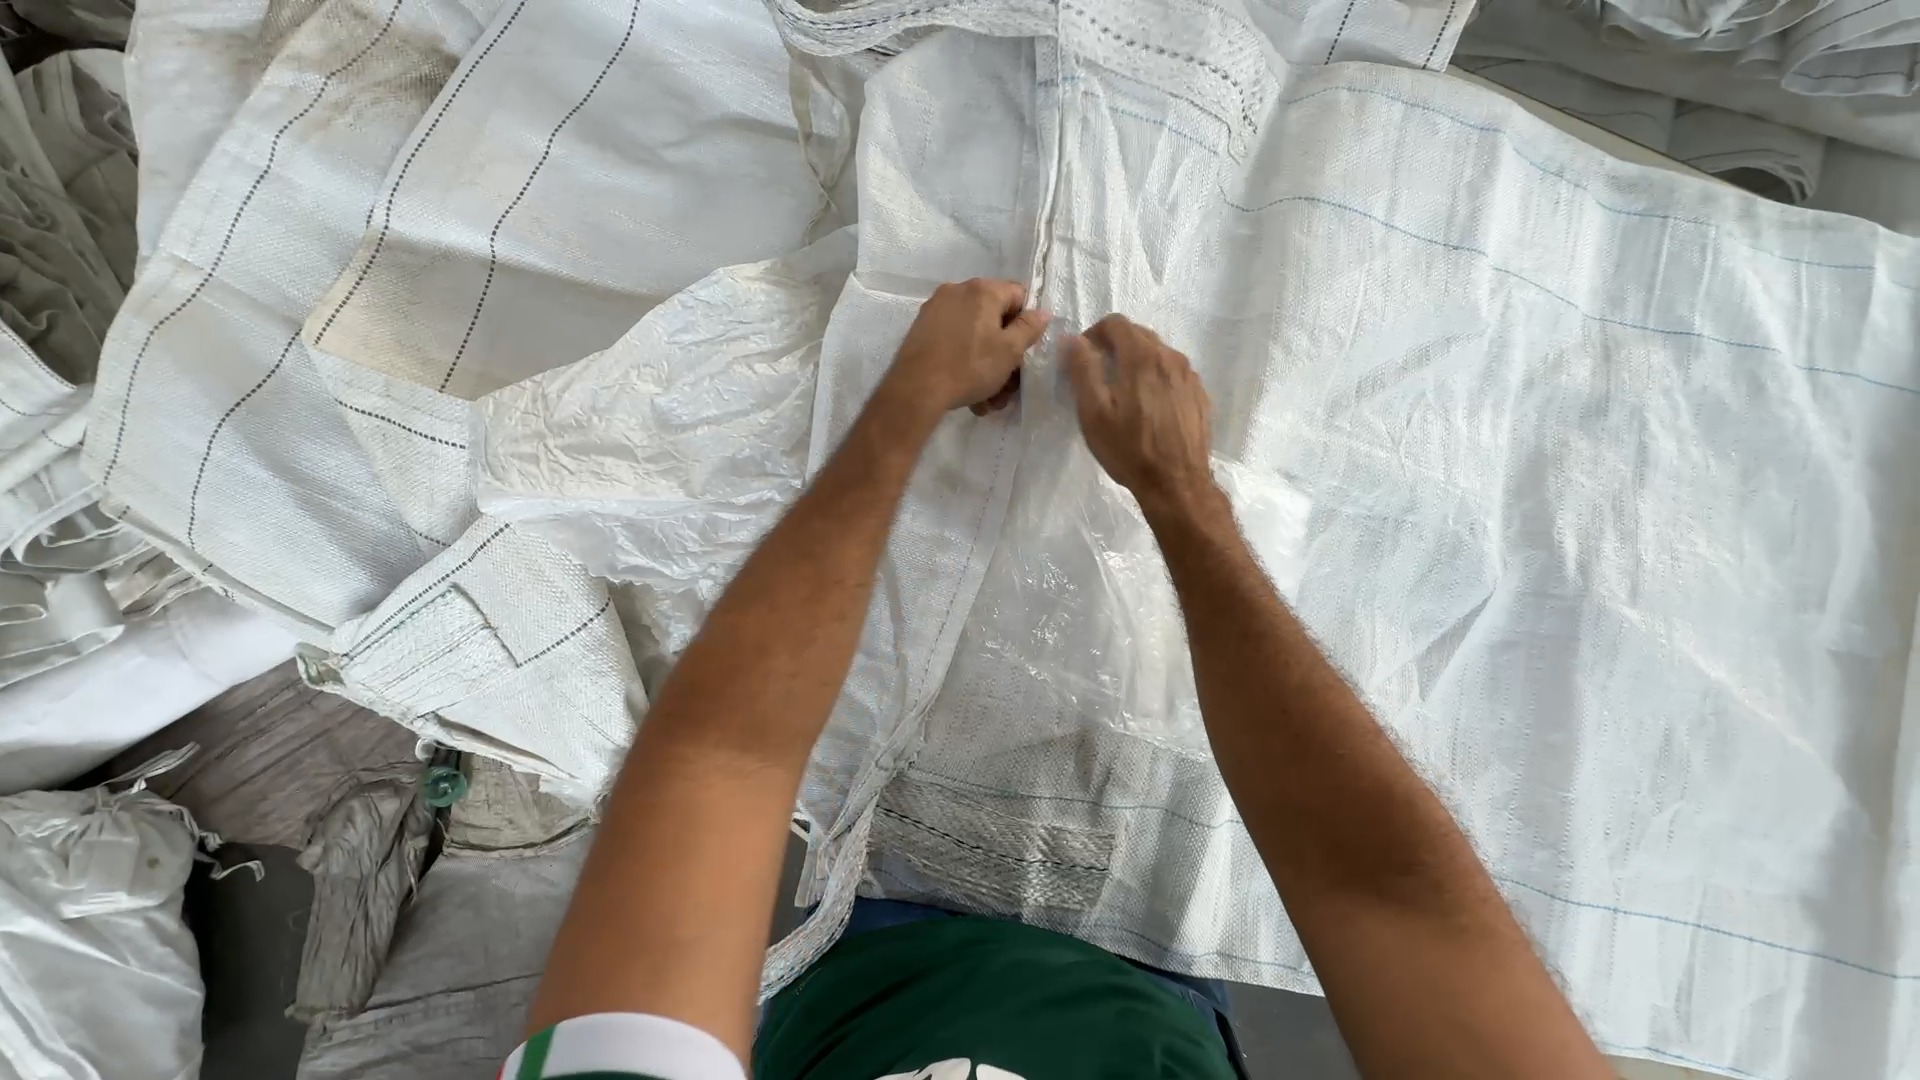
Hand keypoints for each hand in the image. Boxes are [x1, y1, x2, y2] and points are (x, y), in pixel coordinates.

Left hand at [886, 279, 1050, 414]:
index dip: (1027, 323)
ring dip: (986, 365)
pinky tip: (968, 393)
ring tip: (987, 399)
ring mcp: (936, 309)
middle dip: (1005, 353)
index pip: (1019, 296)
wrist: (916, 389)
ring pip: (974, 335)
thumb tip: (1042, 312)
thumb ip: (1029, 328)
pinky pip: (954, 342)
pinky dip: (964, 362)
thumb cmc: (970, 367)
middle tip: (1008, 384)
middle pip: (994, 318)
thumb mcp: (1010, 351)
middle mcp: (957, 291)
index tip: (1024, 351)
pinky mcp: (921, 329)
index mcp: (983, 290)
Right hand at [1066, 314, 1216, 513]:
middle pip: (1139, 335)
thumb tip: (1073, 340)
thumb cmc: (1128, 448)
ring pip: (1158, 355)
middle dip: (1115, 346)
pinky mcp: (1200, 396)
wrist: (1175, 483)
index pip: (1116, 323)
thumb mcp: (1093, 411)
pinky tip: (1149, 408)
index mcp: (1142, 356)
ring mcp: (1189, 376)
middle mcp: (1170, 357)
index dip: (1094, 334)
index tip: (1083, 356)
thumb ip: (1082, 369)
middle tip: (1099, 375)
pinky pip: (1174, 375)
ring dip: (1137, 363)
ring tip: (1124, 393)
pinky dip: (1157, 380)